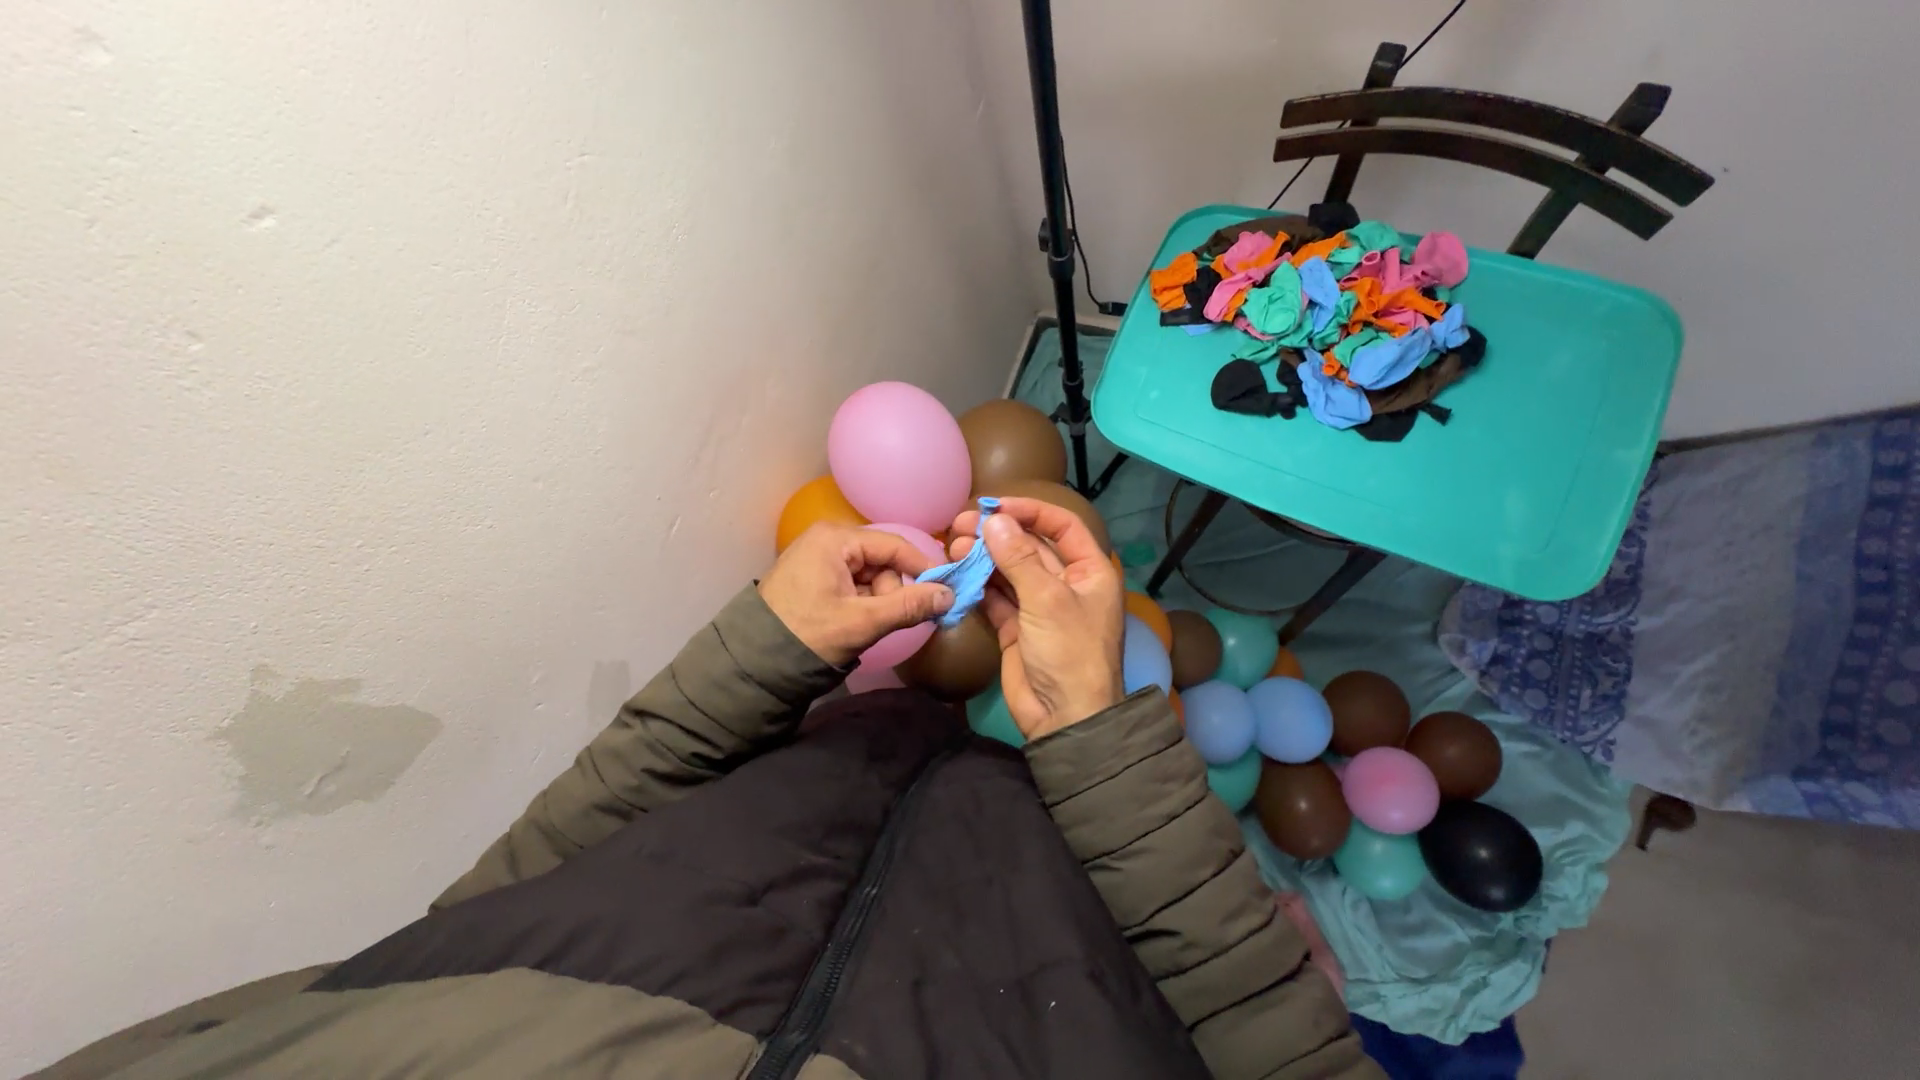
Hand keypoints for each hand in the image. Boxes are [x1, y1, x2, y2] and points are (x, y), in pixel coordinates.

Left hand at [759, 524, 953, 665]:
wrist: (755, 663)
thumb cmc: (808, 635)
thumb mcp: (863, 622)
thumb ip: (909, 606)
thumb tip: (950, 595)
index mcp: (835, 539)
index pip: (895, 546)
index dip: (923, 568)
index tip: (945, 591)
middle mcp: (827, 540)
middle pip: (882, 561)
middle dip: (890, 592)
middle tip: (880, 620)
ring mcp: (818, 558)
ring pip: (870, 576)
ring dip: (876, 601)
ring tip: (861, 625)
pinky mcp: (814, 577)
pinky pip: (853, 584)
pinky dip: (861, 604)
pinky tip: (853, 623)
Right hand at [948, 497, 1123, 739]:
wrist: (1065, 719)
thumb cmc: (1069, 653)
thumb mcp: (1047, 600)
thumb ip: (1018, 558)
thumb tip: (993, 520)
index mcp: (1089, 571)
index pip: (1062, 526)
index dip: (1030, 510)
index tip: (994, 505)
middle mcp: (1066, 584)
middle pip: (1030, 546)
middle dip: (996, 534)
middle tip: (958, 525)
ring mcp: (1040, 606)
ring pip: (1009, 571)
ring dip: (982, 558)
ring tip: (951, 547)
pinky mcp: (1017, 627)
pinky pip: (996, 597)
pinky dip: (977, 585)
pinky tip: (956, 573)